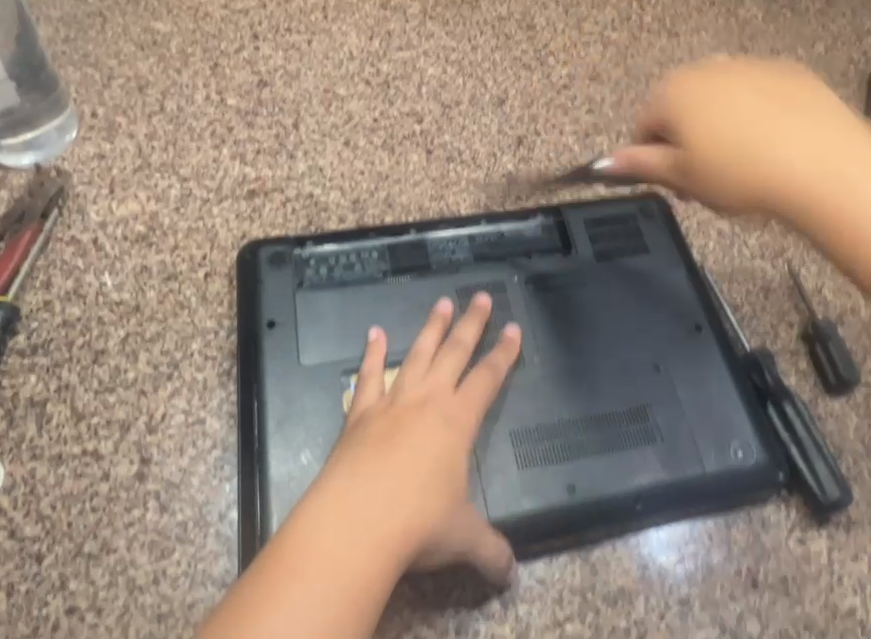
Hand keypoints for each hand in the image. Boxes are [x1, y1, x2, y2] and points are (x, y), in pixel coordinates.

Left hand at [308, 293, 522, 585]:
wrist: (356, 524)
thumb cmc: (417, 525)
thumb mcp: (463, 539)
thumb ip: (489, 551)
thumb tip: (511, 574)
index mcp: (457, 422)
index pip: (488, 379)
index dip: (503, 354)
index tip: (514, 329)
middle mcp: (427, 402)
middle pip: (454, 353)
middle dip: (471, 325)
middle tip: (481, 297)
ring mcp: (390, 404)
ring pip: (415, 354)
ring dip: (430, 329)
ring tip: (441, 303)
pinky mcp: (358, 415)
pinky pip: (368, 376)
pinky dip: (371, 353)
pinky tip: (373, 333)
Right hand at [603, 57, 869, 217]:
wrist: (824, 165)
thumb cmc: (741, 175)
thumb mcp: (684, 178)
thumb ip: (641, 165)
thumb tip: (602, 163)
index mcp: (672, 92)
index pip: (644, 126)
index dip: (654, 160)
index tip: (678, 185)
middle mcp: (705, 68)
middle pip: (682, 108)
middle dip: (689, 141)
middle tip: (712, 182)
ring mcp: (749, 65)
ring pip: (721, 100)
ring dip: (723, 127)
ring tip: (748, 166)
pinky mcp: (789, 72)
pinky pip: (761, 95)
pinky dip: (761, 116)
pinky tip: (777, 147)